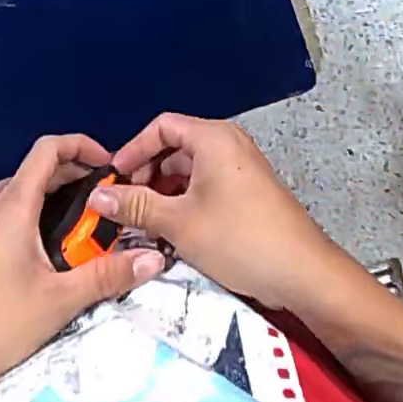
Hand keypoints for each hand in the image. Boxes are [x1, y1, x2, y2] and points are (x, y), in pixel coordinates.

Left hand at [0, 134, 166, 393]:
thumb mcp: (57, 302)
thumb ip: (107, 276)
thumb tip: (155, 258)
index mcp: (14, 204)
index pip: (49, 148)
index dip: (83, 145)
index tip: (110, 166)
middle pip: (39, 169)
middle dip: (77, 176)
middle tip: (108, 203)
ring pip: (23, 191)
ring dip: (56, 196)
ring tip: (84, 225)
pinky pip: (8, 211)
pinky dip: (35, 213)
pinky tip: (46, 250)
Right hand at [95, 113, 362, 311]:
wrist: (303, 274)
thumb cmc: (243, 239)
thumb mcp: (179, 222)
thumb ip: (136, 205)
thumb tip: (99, 196)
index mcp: (213, 138)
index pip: (161, 127)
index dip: (133, 149)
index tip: (114, 176)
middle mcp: (227, 145)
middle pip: (173, 147)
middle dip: (146, 174)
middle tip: (126, 203)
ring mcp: (239, 168)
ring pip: (187, 170)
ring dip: (162, 192)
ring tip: (143, 221)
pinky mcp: (245, 192)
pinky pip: (204, 185)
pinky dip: (183, 201)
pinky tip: (170, 229)